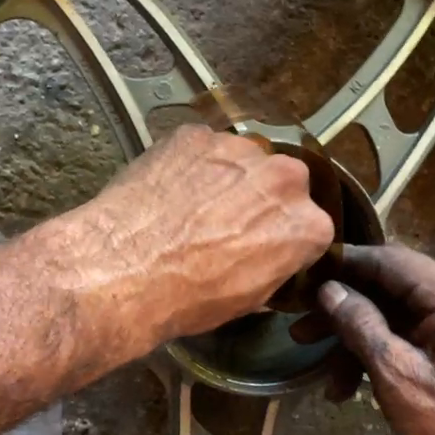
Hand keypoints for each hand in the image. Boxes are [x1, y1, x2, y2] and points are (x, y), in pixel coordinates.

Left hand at [63, 125, 333, 344]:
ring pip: (241, 160)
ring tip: (191, 206)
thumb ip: (273, 267)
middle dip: (259, 200)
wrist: (124, 270)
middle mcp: (284, 176)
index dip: (284, 239)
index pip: (309, 226)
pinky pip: (200, 149)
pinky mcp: (195, 134)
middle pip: (281, 184)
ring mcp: (238, 148)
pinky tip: (166, 190)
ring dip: (226, 178)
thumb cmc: (191, 299)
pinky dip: (189, 165)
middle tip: (226, 224)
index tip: (262, 249)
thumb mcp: (247, 300)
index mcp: (307, 223)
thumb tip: (267, 261)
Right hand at [309, 245, 434, 434]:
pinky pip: (413, 335)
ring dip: (358, 340)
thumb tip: (329, 290)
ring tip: (324, 375)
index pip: (389, 260)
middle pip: (391, 288)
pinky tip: (351, 386)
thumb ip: (360, 325)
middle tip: (301, 330)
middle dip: (344, 311)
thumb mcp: (396, 375)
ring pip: (397, 315)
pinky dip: (382, 353)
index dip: (344, 265)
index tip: (304, 275)